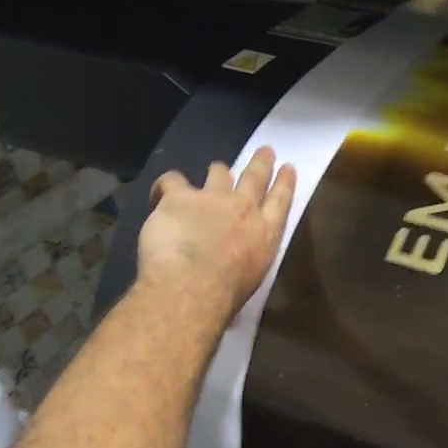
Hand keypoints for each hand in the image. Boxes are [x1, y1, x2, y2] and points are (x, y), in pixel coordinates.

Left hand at [139, 146, 296, 321]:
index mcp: (265, 235)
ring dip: (218, 171)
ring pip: (219, 172)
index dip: (285, 182)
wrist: (192, 287)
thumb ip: (247, 259)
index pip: (281, 202)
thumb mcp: (250, 279)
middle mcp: (243, 210)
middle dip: (261, 162)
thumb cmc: (225, 296)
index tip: (288, 168)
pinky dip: (166, 187)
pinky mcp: (180, 196)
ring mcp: (212, 198)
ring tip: (215, 172)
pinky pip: (172, 180)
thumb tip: (237, 263)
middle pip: (255, 177)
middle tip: (266, 151)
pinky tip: (160, 196)